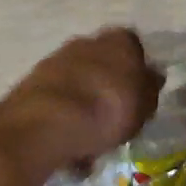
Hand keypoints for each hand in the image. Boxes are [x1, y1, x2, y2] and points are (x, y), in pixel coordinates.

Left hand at [0, 29, 160, 171]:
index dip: (137, 73)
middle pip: (104, 64)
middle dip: (107, 87)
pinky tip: (67, 144)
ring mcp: (56, 59)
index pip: (135, 49)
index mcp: (120, 41)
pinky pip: (58, 100)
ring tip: (89, 140)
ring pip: (79, 82)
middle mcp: (87, 41)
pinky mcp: (32, 82)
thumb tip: (153, 76)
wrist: (45, 125)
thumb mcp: (144, 105)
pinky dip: (64, 117)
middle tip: (114, 118)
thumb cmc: (106, 110)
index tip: (137, 98)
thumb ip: (150, 89)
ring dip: (84, 104)